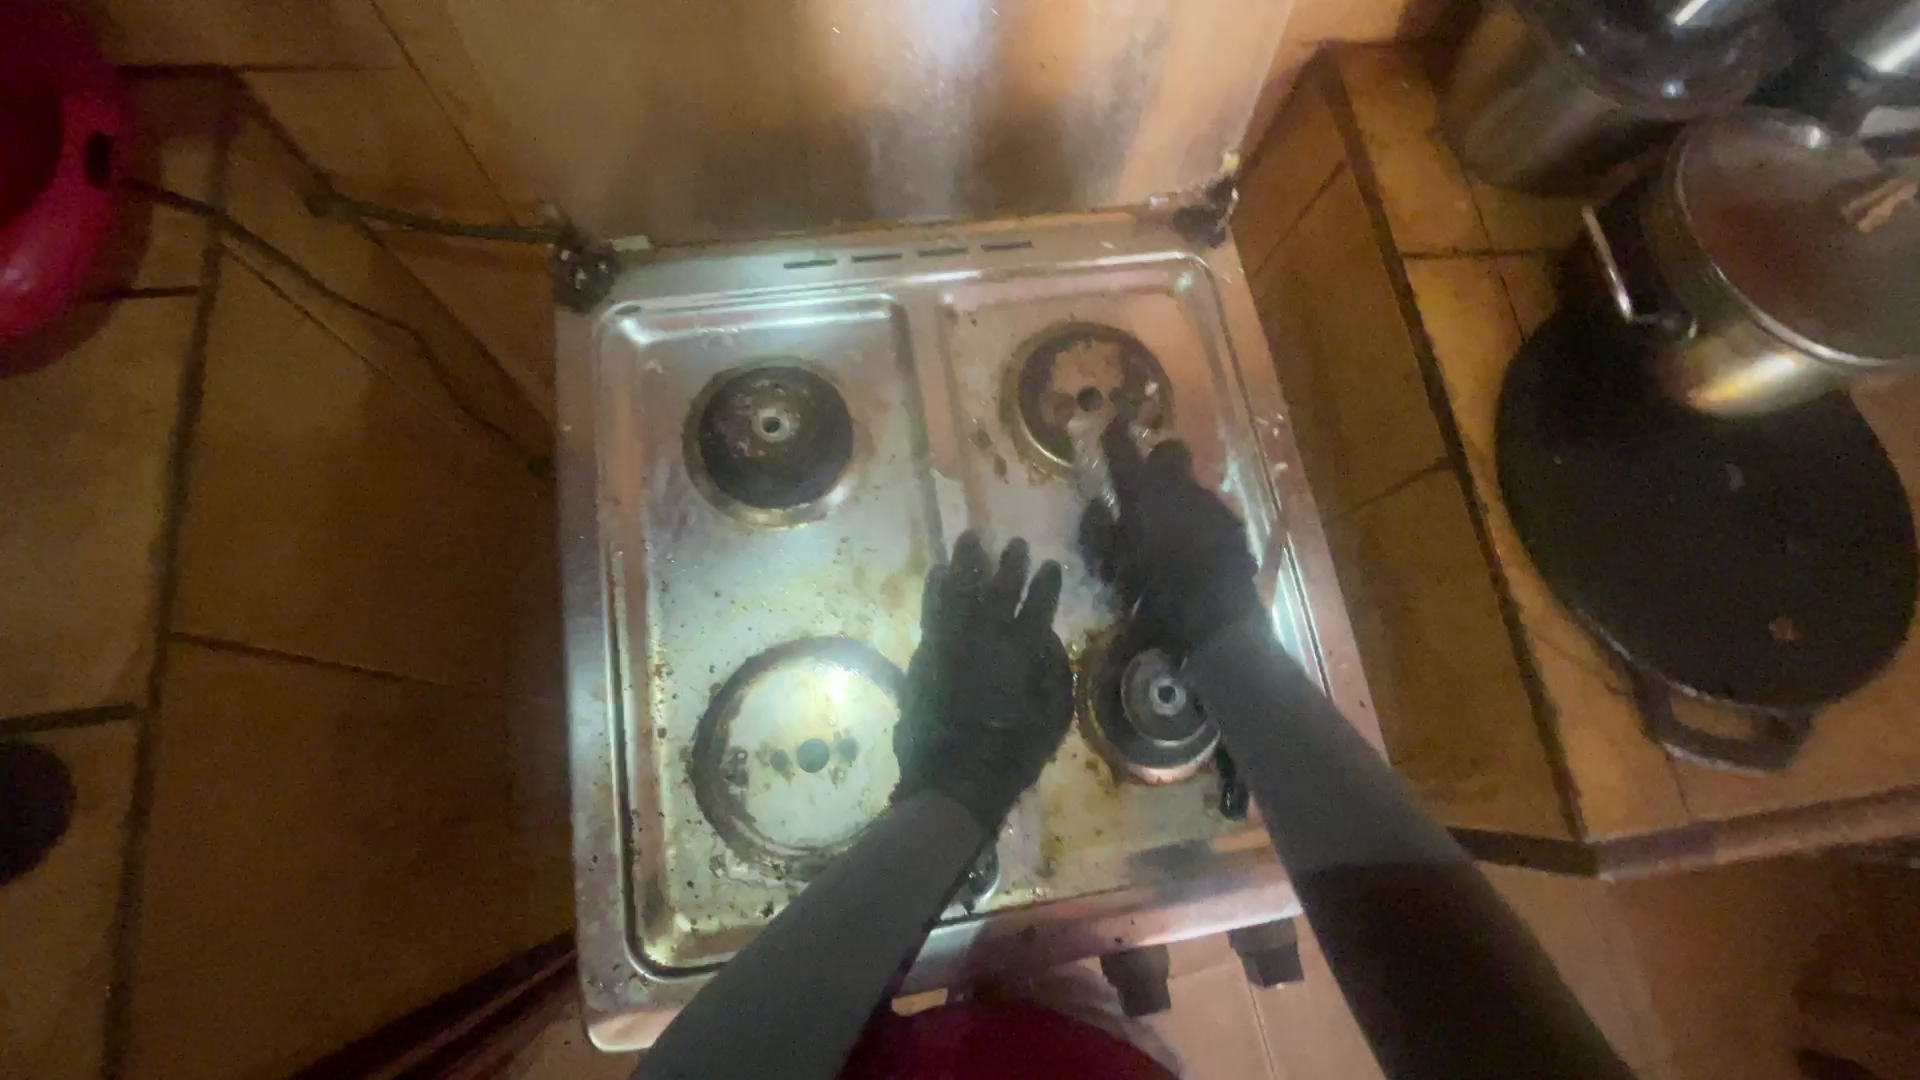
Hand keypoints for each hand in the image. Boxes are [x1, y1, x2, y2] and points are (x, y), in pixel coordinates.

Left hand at [893, 533, 1071, 830]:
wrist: (954, 780)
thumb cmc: (1011, 753)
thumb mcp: (1053, 719)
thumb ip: (1054, 672)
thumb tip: (1045, 637)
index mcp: (1022, 654)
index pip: (1039, 607)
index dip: (1046, 584)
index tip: (1050, 564)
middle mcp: (987, 639)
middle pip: (999, 591)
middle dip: (1009, 565)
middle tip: (1015, 543)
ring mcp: (953, 643)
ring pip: (960, 592)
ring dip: (967, 565)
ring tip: (970, 541)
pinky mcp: (927, 655)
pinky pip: (932, 612)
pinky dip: (936, 590)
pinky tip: (937, 573)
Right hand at [1082, 420, 1261, 651]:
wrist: (1211, 609)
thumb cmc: (1149, 585)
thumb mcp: (1109, 561)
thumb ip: (1097, 528)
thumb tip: (1096, 504)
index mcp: (1141, 490)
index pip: (1123, 447)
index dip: (1114, 432)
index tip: (1111, 422)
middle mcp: (1177, 485)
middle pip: (1170, 450)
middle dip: (1159, 457)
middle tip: (1148, 477)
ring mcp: (1209, 501)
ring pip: (1191, 483)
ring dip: (1179, 496)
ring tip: (1171, 525)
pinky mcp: (1231, 521)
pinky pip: (1209, 510)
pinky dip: (1198, 520)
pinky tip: (1194, 545)